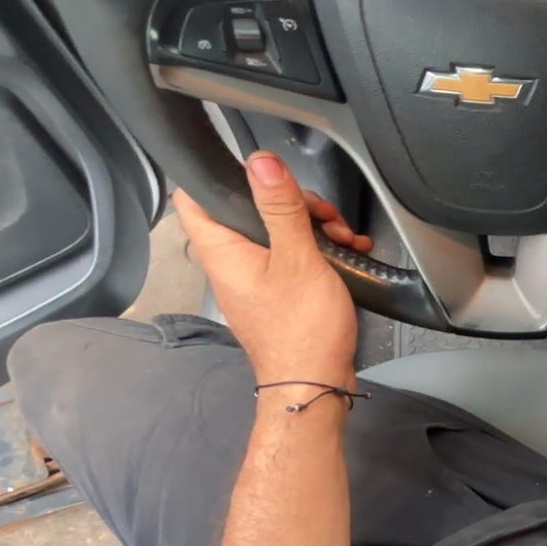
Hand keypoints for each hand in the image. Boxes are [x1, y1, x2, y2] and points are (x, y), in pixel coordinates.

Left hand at [174, 151, 372, 391]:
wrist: (315, 383)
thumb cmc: (303, 329)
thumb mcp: (298, 260)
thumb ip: (281, 209)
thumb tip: (262, 162)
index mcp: (224, 249)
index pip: (198, 194)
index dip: (227, 175)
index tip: (265, 174)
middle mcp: (234, 263)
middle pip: (252, 211)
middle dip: (294, 205)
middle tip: (325, 216)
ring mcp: (258, 281)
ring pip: (279, 235)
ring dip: (315, 230)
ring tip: (345, 241)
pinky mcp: (281, 296)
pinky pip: (295, 260)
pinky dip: (320, 253)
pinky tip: (347, 257)